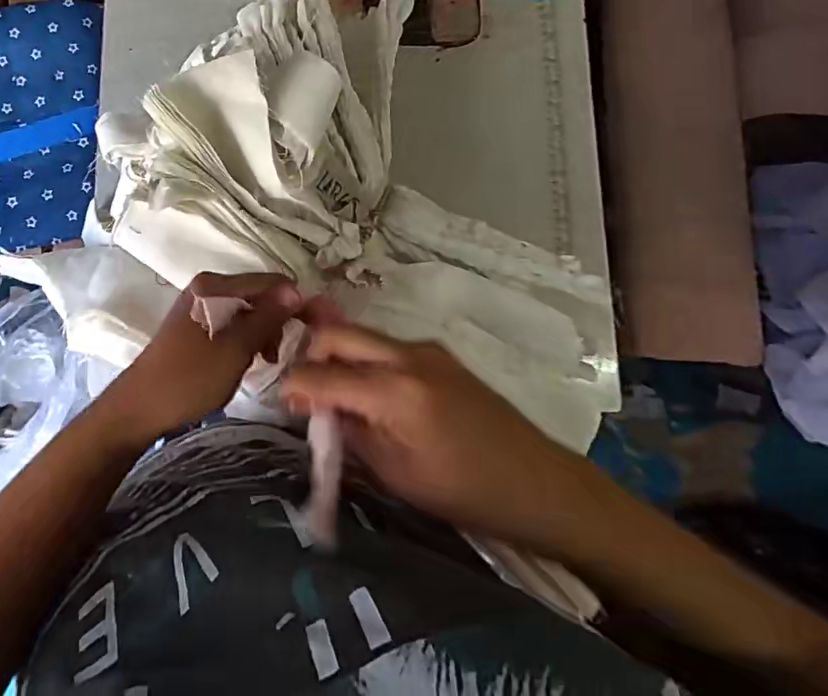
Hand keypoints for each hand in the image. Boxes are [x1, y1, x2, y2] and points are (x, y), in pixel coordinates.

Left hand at [96, 272, 301, 443]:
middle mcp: (206, 287)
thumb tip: (297, 290)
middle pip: (258, 293)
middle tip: (284, 354)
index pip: (270, 281)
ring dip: (263, 331)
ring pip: (247, 309)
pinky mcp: (195, 324)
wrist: (142, 404)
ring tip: (267, 361)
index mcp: (214, 285)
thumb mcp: (236, 349)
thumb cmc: (191, 377)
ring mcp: (199, 305)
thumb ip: (267, 318)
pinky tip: (249, 360)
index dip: (295, 303)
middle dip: (278, 319)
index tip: (314, 332)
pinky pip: (232, 321)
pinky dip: (246, 337)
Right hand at [282, 298, 610, 554]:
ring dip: (337, 356)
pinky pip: (384, 346)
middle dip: (309, 356)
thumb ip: (347, 430)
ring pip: (359, 335)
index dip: (292, 387)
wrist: (543, 485)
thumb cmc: (465, 492)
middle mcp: (406, 355)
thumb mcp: (394, 473)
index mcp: (394, 391)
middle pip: (334, 334)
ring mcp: (425, 349)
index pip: (319, 375)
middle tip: (305, 390)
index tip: (283, 403)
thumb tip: (314, 405)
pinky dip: (364, 360)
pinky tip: (370, 392)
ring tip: (336, 394)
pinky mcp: (438, 353)